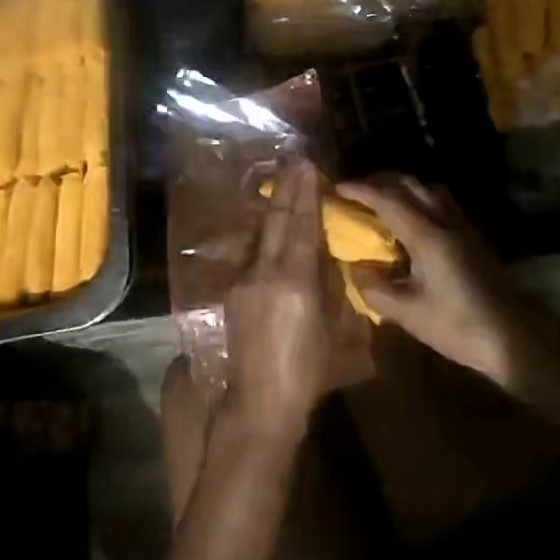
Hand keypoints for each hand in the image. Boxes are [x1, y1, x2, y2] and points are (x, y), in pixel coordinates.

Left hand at [223, 161, 329, 436]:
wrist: (261, 398)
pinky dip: (262, 235)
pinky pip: (250, 254)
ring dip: (273, 208)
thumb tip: (319, 251)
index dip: (306, 195)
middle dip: (287, 190)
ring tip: (283, 184)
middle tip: (295, 161)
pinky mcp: (232, 290)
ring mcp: (243, 280)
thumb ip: (324, 282)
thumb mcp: (328, 324)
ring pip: (260, 235)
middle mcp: (264, 272)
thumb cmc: (307, 368)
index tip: (308, 166)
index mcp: (294, 281)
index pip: (301, 227)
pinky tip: (268, 225)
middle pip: (276, 222)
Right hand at [335, 175, 546, 387]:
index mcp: (428, 236)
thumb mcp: (407, 313)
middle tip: (355, 192)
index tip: (336, 188)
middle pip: (410, 184)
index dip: (359, 190)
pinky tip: (410, 223)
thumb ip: (374, 288)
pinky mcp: (474, 240)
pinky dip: (418, 201)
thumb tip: (354, 269)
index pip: (387, 199)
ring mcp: (464, 228)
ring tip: (380, 202)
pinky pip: (441, 204)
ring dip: (402, 188)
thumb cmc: (459, 327)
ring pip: (429, 190)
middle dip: (379, 181)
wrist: (517, 343)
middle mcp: (446, 222)